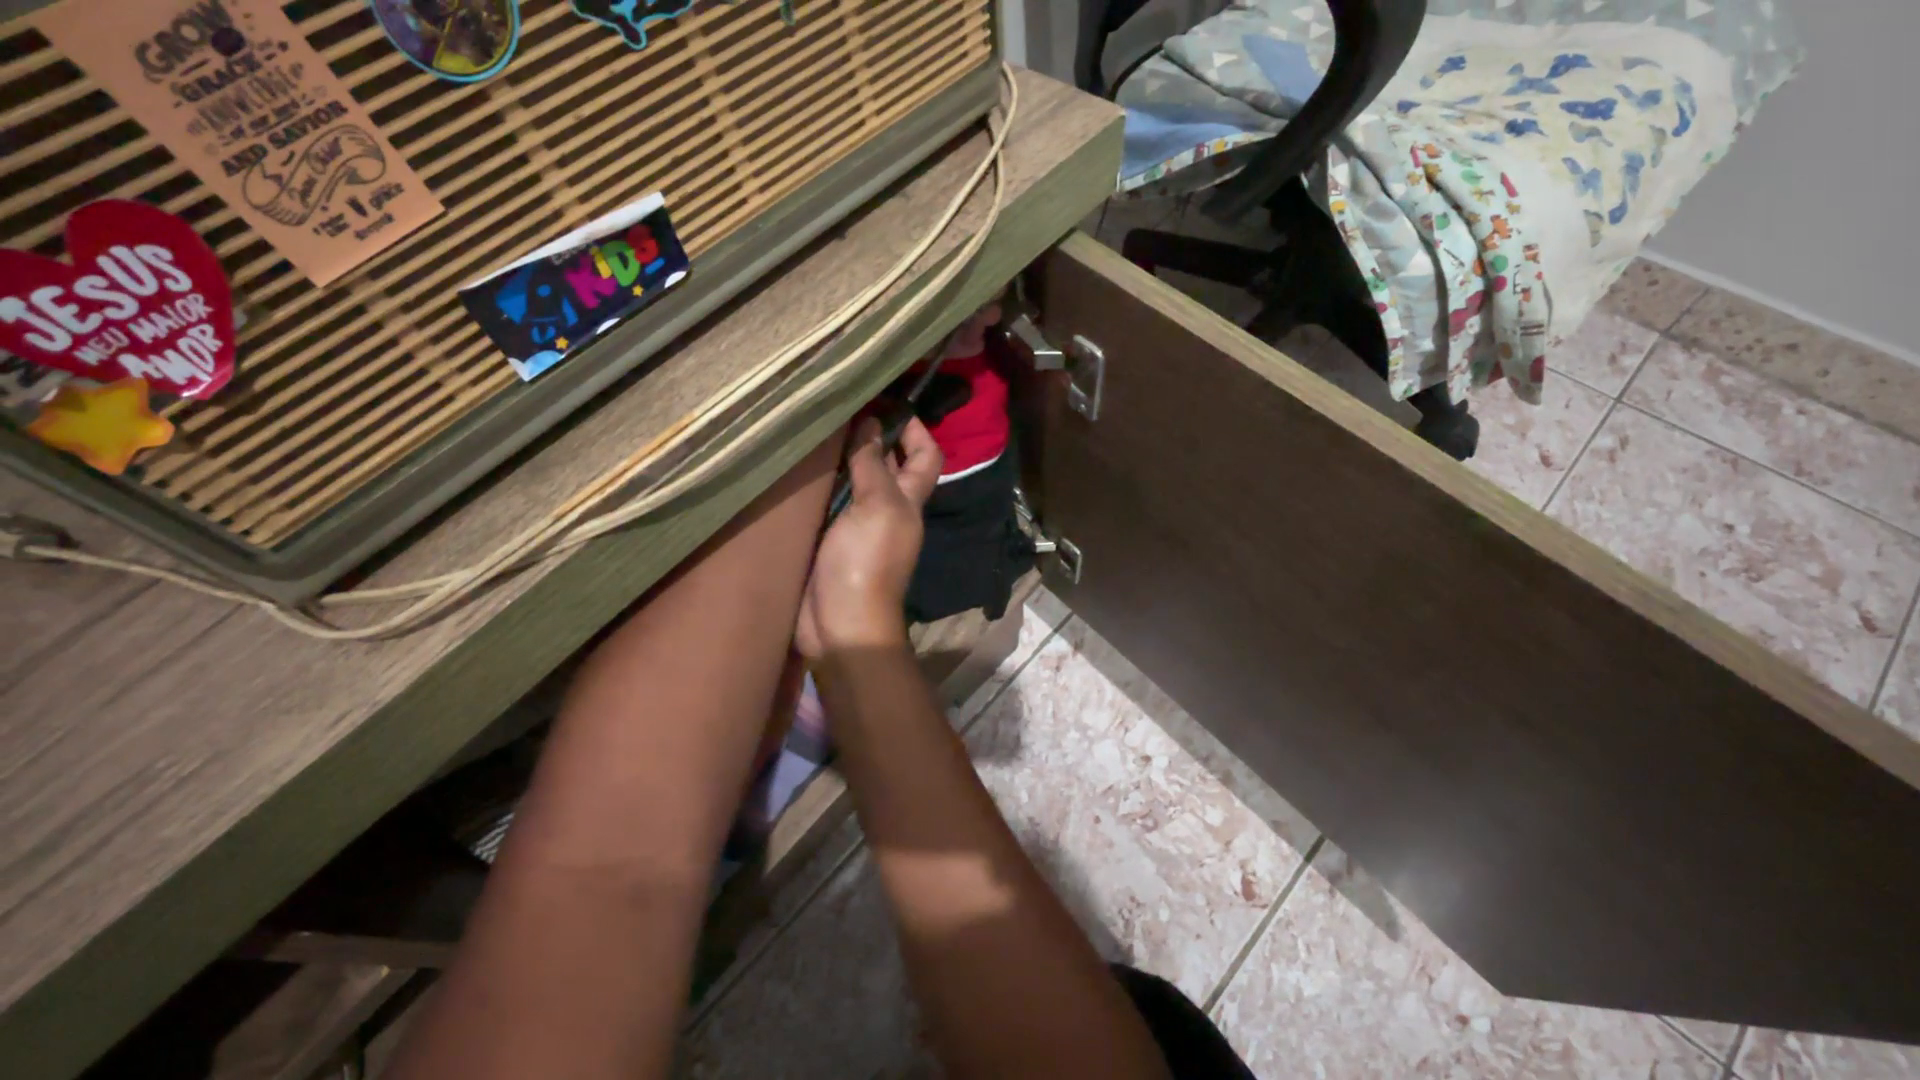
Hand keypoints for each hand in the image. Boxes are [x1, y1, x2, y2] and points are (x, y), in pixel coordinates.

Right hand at [795, 417, 941, 658]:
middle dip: (871, 434)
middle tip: (838, 403)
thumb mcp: (878, 506)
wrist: (840, 624)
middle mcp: (887, 509)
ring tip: (812, 425)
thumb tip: (872, 423)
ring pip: (852, 481)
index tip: (890, 399)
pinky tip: (793, 466)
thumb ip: (873, 465)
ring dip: (838, 457)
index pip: (925, 456)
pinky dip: (815, 484)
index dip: (916, 429)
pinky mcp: (827, 541)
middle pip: (886, 464)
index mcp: (908, 500)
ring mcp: (856, 526)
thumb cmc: (867, 563)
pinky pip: (825, 503)